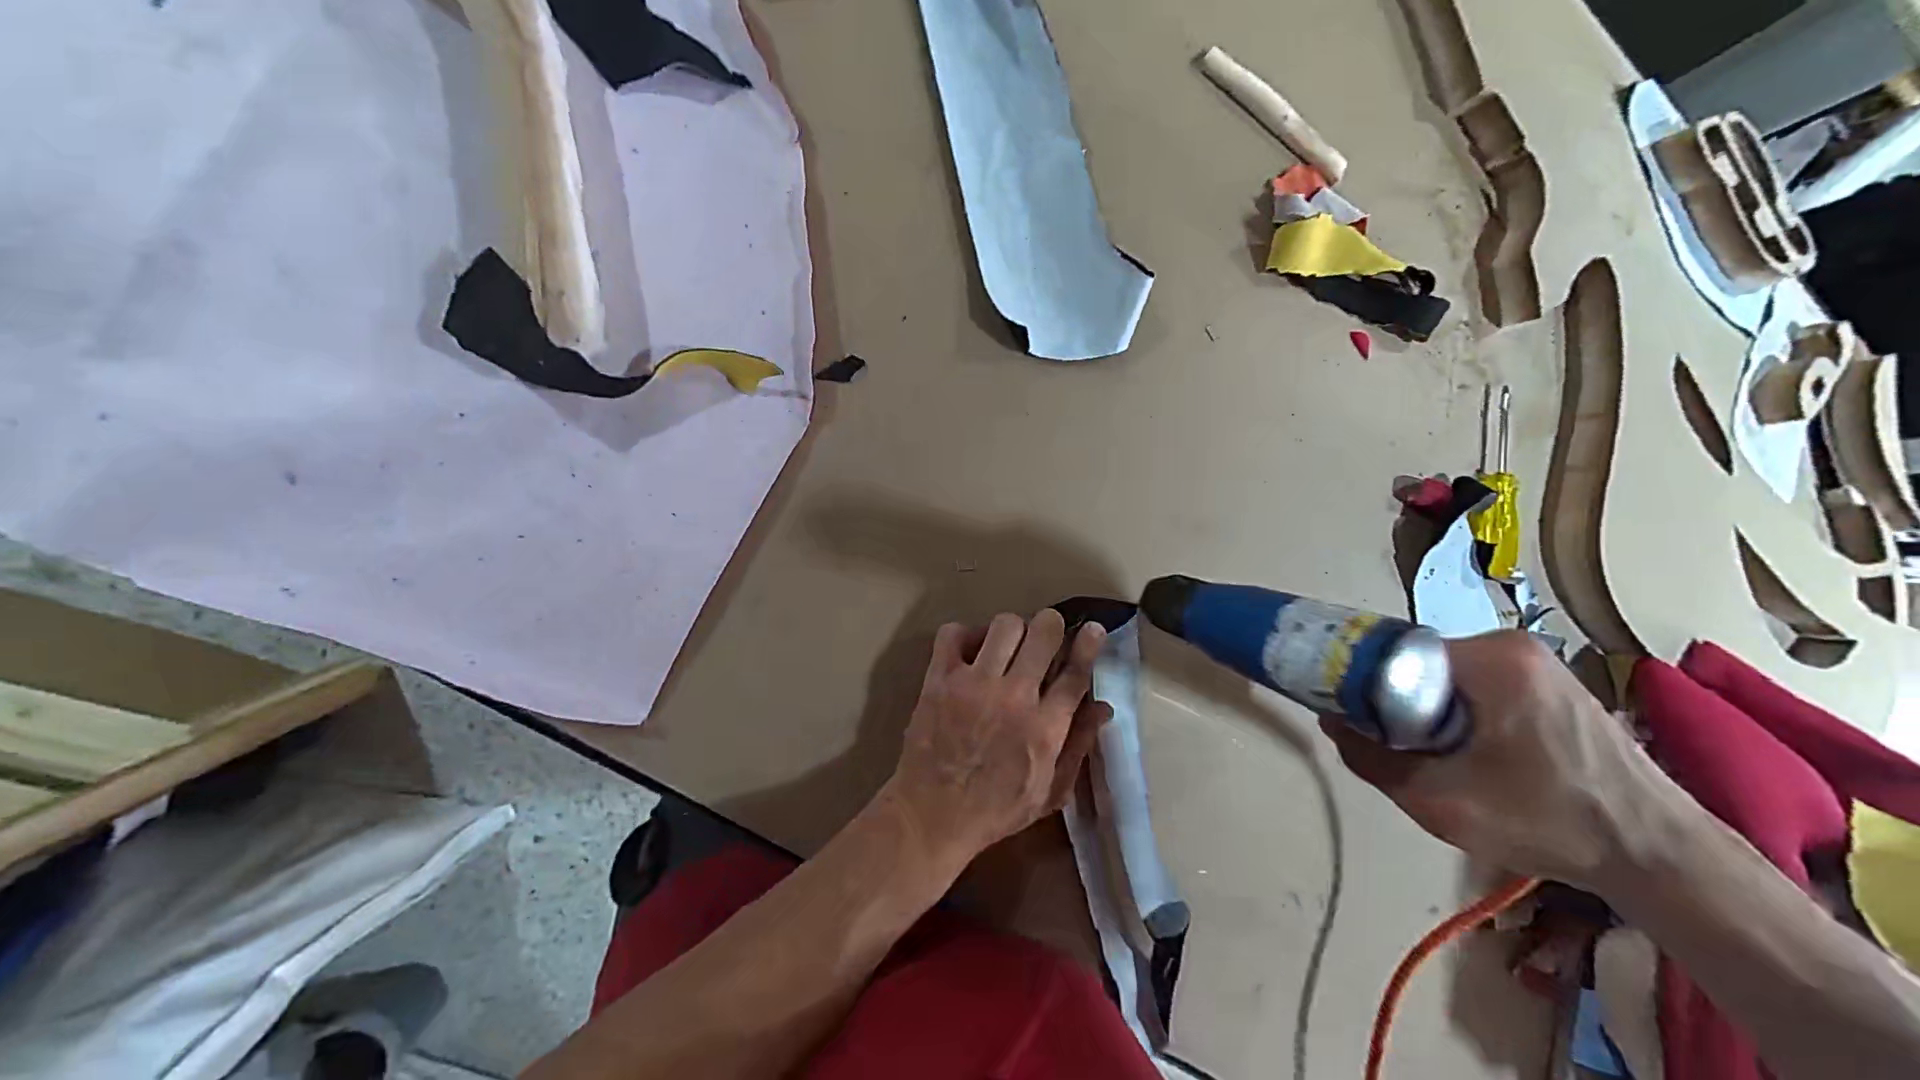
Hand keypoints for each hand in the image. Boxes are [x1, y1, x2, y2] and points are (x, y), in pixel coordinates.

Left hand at [878, 609, 1111, 872]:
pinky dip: (965, 634)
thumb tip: (1102, 707)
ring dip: (1013, 630)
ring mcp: (973, 685)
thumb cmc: (996, 810)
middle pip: (1043, 634)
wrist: (932, 816)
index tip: (1093, 629)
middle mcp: (1013, 698)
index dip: (1088, 645)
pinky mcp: (939, 679)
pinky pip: (953, 633)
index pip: (1074, 673)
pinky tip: (972, 650)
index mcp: (1044, 728)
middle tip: (1046, 634)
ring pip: (1004, 626)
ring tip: (1008, 645)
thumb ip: (1078, 746)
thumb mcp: (1050, 792)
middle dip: (1051, 626)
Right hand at [1322, 630, 1663, 886]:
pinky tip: (1475, 759)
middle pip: (1419, 665)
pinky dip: (1461, 717)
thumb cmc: (1547, 820)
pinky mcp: (1551, 686)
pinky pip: (1478, 688)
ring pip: (1447, 679)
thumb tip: (1333, 721)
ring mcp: (1537, 665)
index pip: (1395, 654)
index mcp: (1490, 657)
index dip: (1366, 687)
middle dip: (1399, 705)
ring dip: (1430, 714)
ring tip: (1440, 761)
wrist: (1659, 856)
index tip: (1357, 722)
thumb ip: (1371, 758)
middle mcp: (1513, 646)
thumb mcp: (1438, 801)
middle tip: (1402, 751)